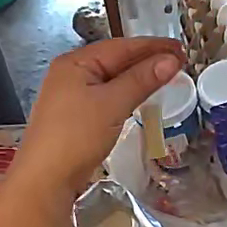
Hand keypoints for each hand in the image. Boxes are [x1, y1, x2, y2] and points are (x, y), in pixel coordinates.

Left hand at [16, 37, 183, 192]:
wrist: (45, 179)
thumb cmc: (76, 136)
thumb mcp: (112, 104)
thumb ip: (142, 80)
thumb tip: (170, 60)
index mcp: (75, 63)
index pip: (121, 46)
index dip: (153, 46)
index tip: (181, 48)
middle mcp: (70, 73)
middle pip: (115, 60)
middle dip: (147, 60)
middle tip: (179, 62)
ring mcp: (71, 96)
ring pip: (111, 80)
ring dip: (138, 77)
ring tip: (165, 77)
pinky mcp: (75, 117)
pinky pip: (106, 97)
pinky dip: (126, 94)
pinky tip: (139, 98)